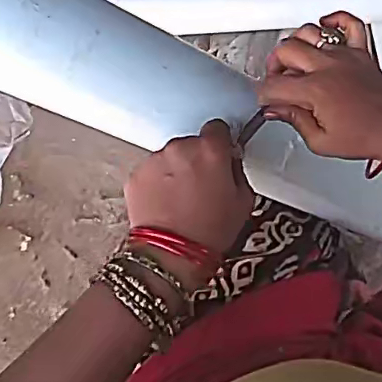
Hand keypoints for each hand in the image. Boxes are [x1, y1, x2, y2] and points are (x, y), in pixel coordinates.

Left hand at [124, 119, 253, 288]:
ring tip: (181, 200)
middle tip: (201, 186)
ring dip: (175, 171)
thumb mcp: (243, 201)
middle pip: (191, 144)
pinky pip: (151, 172)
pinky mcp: (137, 174)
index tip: (220, 155)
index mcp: (211, 151)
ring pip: (170, 157)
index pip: (217, 128)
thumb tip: (232, 162)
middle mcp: (181, 148)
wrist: (172, 253)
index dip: (220, 143)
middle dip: (196, 160)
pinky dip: (157, 183)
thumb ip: (238, 171)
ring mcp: (156, 160)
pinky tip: (166, 204)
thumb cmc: (209, 231)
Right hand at [257, 12, 381, 160]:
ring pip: (309, 32)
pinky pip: (348, 23)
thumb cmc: (367, 136)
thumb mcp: (320, 141)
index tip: (268, 100)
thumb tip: (276, 110)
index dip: (264, 94)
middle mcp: (328, 67)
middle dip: (273, 66)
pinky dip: (335, 20)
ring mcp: (345, 55)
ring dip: (295, 44)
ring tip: (296, 59)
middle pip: (285, 50)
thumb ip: (294, 120)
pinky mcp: (361, 51)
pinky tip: (325, 28)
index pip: (273, 84)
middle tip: (278, 80)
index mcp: (315, 90)